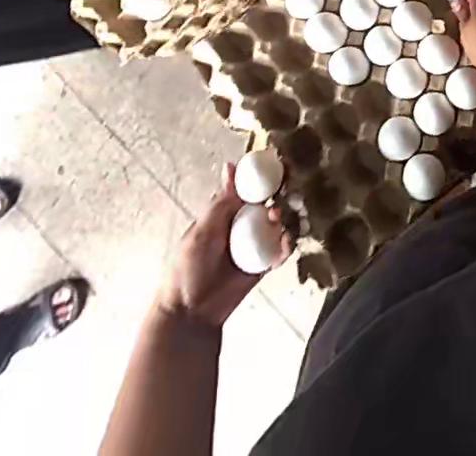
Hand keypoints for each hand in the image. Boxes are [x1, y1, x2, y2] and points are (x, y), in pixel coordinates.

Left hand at [154, 164, 287, 329]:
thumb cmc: (189, 268)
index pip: (248, 188)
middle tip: (281, 194)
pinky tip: (284, 242)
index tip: (278, 162)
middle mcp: (244, 225)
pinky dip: (286, 245)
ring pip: (278, 225)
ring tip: (276, 219)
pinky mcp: (264, 264)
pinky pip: (280, 250)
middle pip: (268, 203)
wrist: (191, 313)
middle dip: (279, 196)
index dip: (263, 175)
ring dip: (283, 219)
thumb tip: (230, 166)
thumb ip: (220, 203)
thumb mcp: (201, 231)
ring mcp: (255, 244)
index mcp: (226, 212)